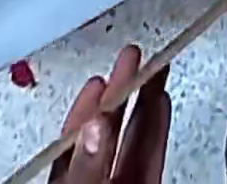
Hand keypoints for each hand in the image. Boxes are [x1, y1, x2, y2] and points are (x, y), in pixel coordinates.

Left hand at [50, 44, 171, 183]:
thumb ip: (85, 169)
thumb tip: (96, 125)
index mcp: (65, 181)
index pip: (73, 138)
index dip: (87, 105)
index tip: (100, 76)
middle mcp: (91, 178)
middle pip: (106, 129)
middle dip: (120, 89)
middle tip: (132, 55)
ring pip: (131, 138)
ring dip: (145, 100)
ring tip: (156, 67)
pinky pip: (150, 154)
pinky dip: (157, 126)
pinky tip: (162, 101)